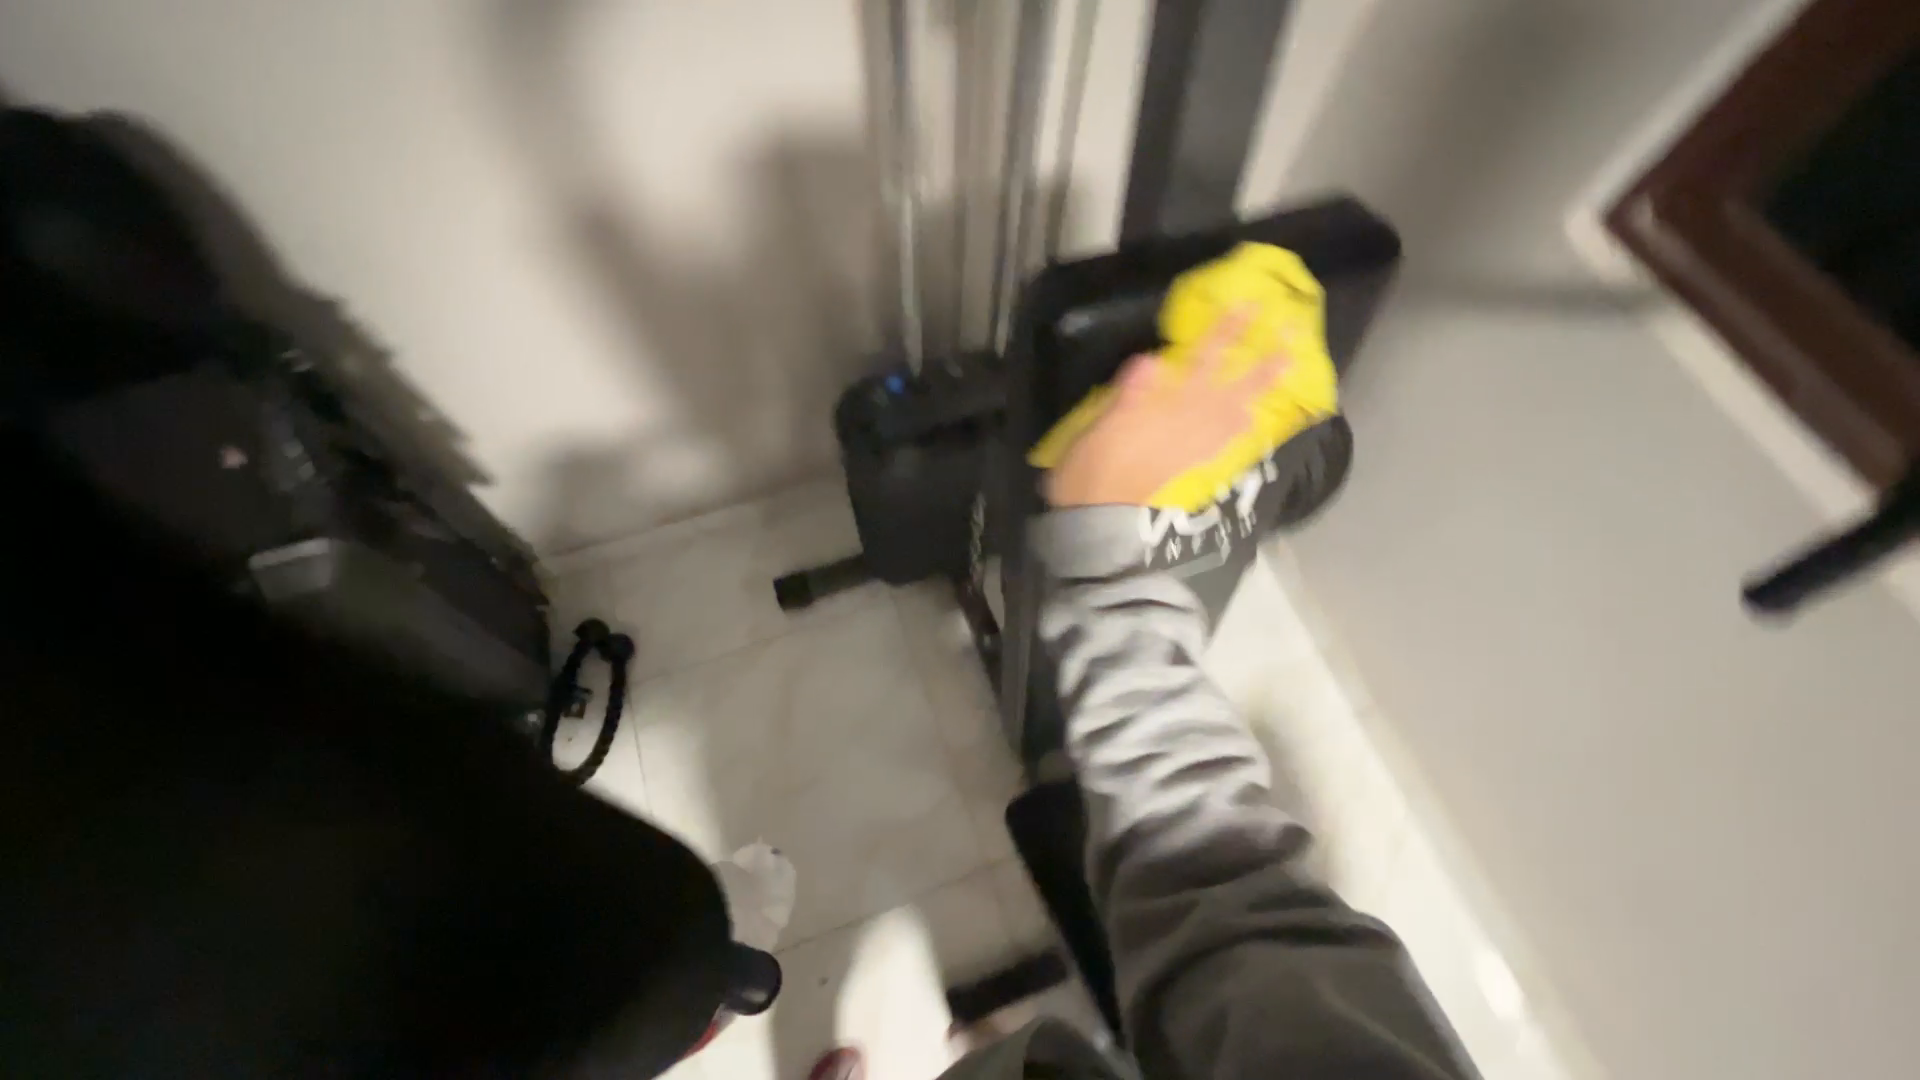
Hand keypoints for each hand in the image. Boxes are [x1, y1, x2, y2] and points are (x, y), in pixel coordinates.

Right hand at [1045, 309, 1287, 507]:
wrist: (1098, 519)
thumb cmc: (1090, 470)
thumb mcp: (1100, 428)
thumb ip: (1128, 396)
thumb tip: (1152, 362)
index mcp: (1163, 411)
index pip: (1198, 365)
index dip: (1222, 335)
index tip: (1247, 309)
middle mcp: (1187, 427)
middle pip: (1230, 391)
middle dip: (1260, 368)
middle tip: (1291, 344)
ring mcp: (1192, 448)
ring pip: (1235, 415)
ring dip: (1258, 393)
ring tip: (1282, 372)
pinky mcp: (1190, 466)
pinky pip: (1224, 442)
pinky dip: (1239, 427)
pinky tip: (1247, 419)